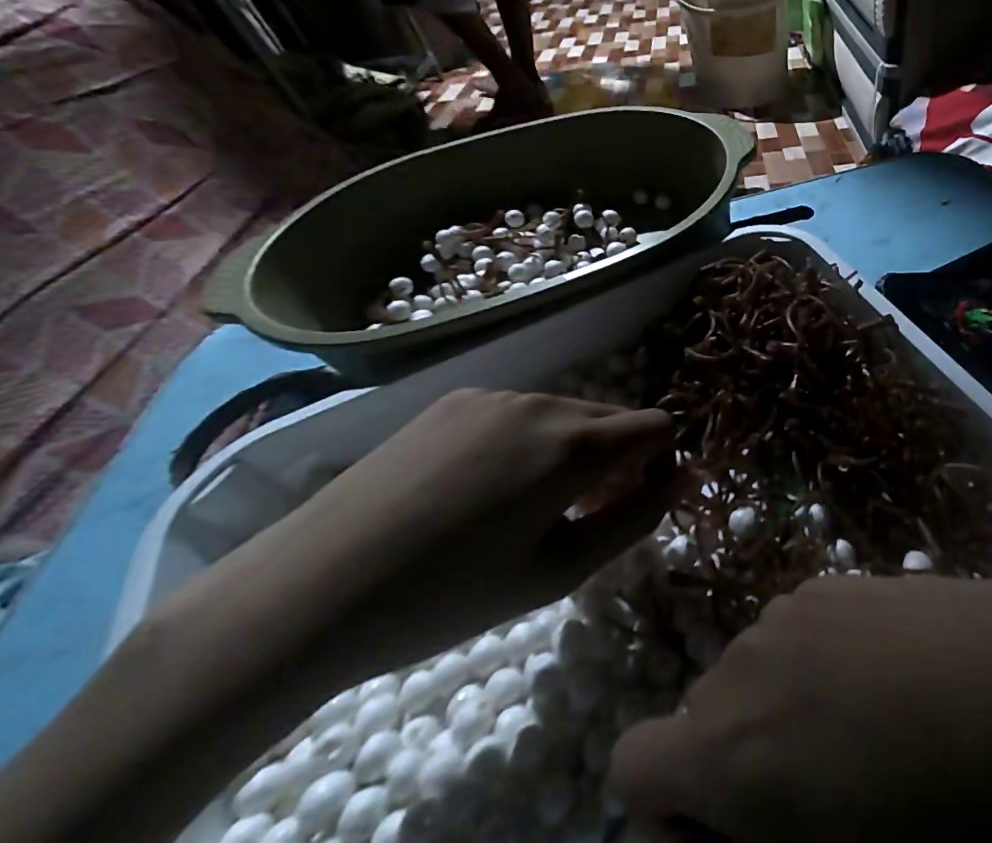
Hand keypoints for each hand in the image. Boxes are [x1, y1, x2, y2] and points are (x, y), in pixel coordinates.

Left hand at [165, 390, 676, 690]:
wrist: (314, 585)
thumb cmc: (449, 596)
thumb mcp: (558, 572)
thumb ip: (633, 519)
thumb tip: (677, 479)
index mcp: (571, 444)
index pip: (656, 427)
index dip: (664, 463)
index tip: (640, 504)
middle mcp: (538, 402)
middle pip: (612, 417)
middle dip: (620, 460)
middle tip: (586, 519)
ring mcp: (489, 395)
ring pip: (564, 415)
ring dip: (574, 452)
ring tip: (532, 510)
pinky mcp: (450, 401)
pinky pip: (519, 413)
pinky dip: (530, 443)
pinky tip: (486, 491)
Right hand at [609, 540, 991, 840]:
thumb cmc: (964, 810)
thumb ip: (768, 840)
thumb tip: (748, 821)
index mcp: (733, 750)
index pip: (633, 764)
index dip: (667, 812)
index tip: (736, 836)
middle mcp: (742, 664)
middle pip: (695, 717)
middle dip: (732, 764)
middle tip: (814, 797)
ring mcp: (788, 610)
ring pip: (746, 674)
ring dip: (774, 711)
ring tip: (862, 734)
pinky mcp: (833, 579)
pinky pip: (790, 636)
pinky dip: (809, 667)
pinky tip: (886, 683)